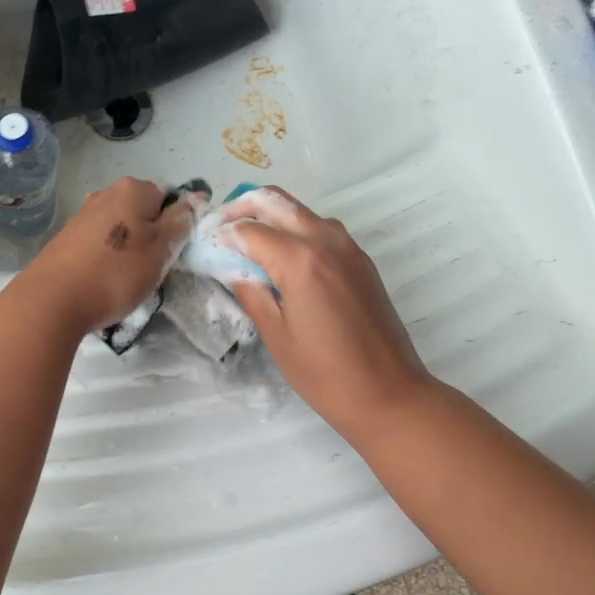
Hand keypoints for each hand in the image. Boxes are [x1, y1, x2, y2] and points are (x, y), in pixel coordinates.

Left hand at [20, 178, 197, 333]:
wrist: (52, 301)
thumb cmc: (116, 273)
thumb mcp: (161, 249)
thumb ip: (181, 220)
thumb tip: (197, 196)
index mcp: (133, 189)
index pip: (169, 196)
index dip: (176, 223)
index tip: (172, 251)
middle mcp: (106, 193)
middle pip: (142, 211)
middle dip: (151, 235)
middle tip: (153, 266)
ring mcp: (83, 214)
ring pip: (120, 227)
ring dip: (129, 248)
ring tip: (127, 277)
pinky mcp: (67, 237)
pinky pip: (99, 242)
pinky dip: (106, 257)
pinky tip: (103, 279)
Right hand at [220, 187, 435, 431]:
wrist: (390, 394)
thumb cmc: (325, 373)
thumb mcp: (276, 335)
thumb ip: (251, 292)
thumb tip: (232, 268)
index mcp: (300, 259)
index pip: (248, 230)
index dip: (221, 234)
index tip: (205, 245)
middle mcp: (326, 241)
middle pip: (276, 201)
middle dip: (243, 208)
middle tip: (221, 228)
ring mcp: (348, 247)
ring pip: (301, 210)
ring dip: (271, 215)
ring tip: (248, 241)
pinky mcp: (361, 260)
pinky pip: (322, 228)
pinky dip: (296, 229)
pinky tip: (283, 257)